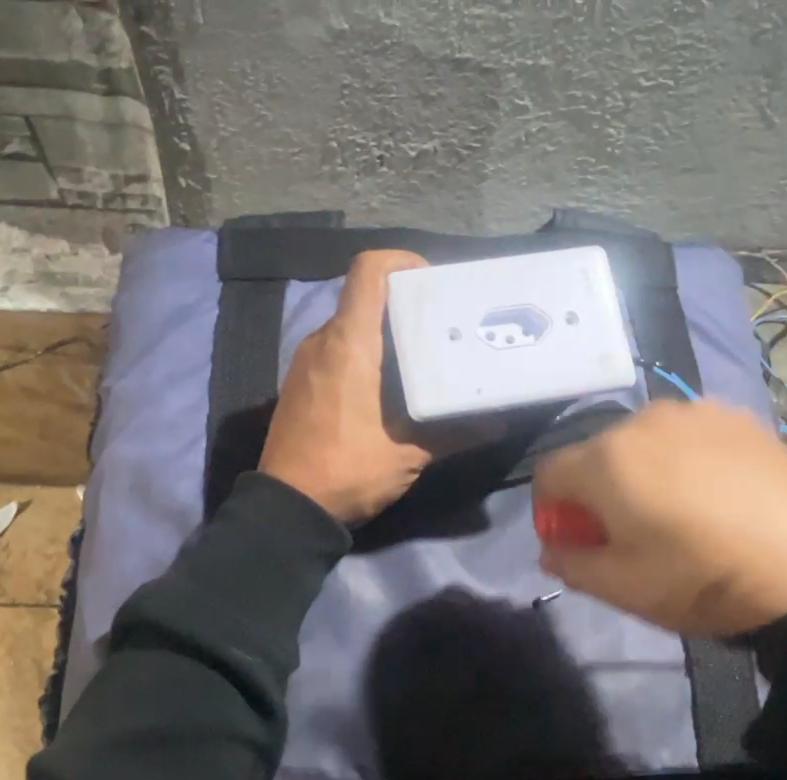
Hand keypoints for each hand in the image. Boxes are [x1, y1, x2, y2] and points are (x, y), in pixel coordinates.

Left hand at [259, 249, 431, 523]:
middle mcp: (322, 342)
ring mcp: (304, 363)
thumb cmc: (346, 472)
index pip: (368, 271)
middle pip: (363, 299)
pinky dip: (361, 356)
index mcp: (348, 344)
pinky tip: (386, 389)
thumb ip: (453, 433)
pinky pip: (333, 353)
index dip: (400, 262)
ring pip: (348, 328)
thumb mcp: (405, 456)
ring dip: (382, 335)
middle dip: (403, 306)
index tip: (431, 282)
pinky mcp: (298, 385)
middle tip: (441, 328)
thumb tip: (499, 423)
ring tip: (421, 360)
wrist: (287, 509)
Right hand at [533, 401, 786, 636]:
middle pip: (596, 453)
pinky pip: (687, 434)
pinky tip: (714, 492)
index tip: (577, 540)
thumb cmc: (699, 579)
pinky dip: (684, 458)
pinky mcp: (737, 416)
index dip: (552, 510)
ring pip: (643, 440)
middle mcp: (641, 421)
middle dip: (598, 489)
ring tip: (676, 509)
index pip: (548, 473)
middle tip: (628, 530)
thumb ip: (568, 563)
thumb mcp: (619, 588)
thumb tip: (552, 548)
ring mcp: (694, 413)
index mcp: (604, 460)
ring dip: (641, 470)